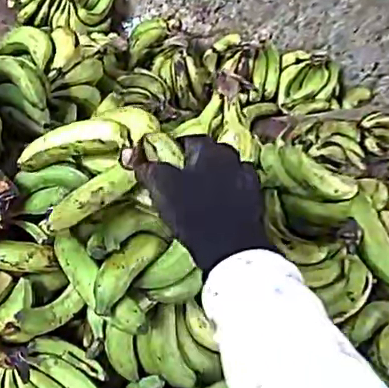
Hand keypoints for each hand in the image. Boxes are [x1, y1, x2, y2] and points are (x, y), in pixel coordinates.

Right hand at [141, 136, 271, 274]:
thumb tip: (133, 155)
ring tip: (199, 193)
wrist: (229, 247)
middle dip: (194, 162)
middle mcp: (231, 155)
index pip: (186, 140)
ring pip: (225, 169)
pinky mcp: (255, 196)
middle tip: (179, 179)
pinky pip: (237, 186)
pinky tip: (219, 203)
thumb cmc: (192, 212)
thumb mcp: (162, 188)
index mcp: (208, 149)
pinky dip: (228, 190)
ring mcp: (247, 176)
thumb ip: (148, 168)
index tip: (162, 165)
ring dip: (214, 176)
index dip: (171, 151)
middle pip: (208, 153)